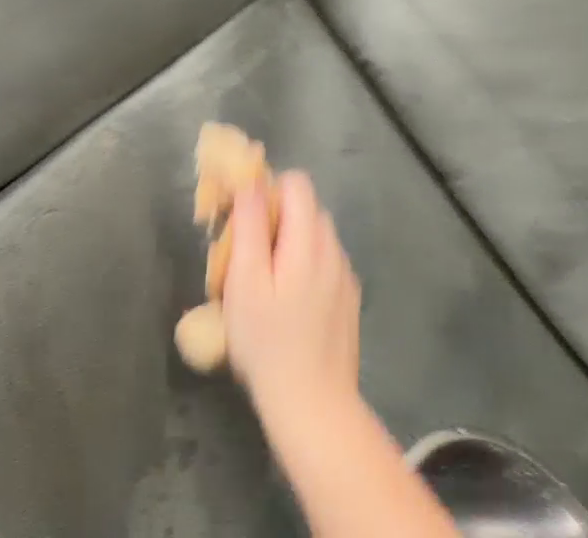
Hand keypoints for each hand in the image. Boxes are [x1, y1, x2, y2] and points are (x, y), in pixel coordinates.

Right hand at [220, 169, 361, 413]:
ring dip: (287, 241)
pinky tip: (284, 301)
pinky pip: (322, 263)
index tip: (240, 214)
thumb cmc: (267, 341)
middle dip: (273, 215)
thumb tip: (250, 183)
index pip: (296, 184)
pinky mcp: (347, 302)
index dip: (265, 189)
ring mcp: (345, 278)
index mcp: (309, 243)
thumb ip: (250, 226)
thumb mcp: (245, 280)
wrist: (312, 403)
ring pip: (314, 237)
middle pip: (306, 208)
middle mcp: (334, 252)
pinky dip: (301, 265)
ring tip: (261, 278)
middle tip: (242, 249)